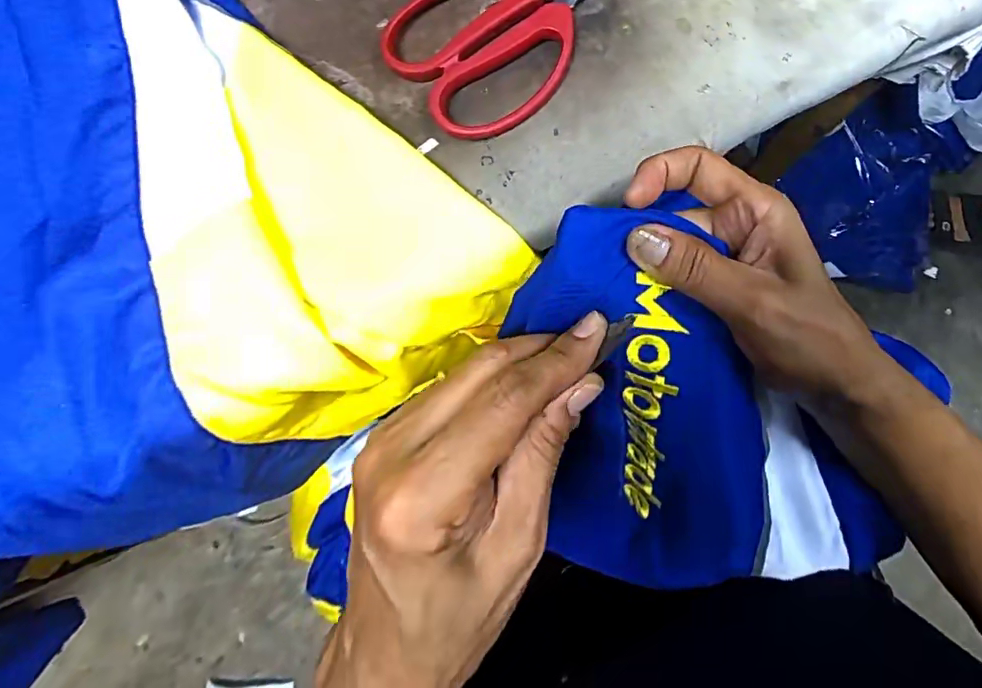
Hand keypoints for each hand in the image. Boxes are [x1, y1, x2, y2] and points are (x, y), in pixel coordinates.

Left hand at [314, 316, 609, 687]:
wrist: (383, 652)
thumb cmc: (459, 613)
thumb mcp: (519, 542)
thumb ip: (544, 454)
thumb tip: (583, 384)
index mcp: (424, 493)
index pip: (505, 401)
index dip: (558, 360)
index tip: (601, 329)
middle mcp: (391, 454)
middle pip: (484, 370)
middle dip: (546, 346)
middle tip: (595, 334)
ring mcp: (381, 440)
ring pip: (469, 367)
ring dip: (526, 353)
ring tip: (574, 353)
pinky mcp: (385, 435)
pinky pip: (455, 381)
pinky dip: (501, 370)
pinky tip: (534, 374)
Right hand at [622, 145, 893, 400]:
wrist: (837, 383)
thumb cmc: (808, 334)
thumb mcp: (752, 299)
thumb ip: (696, 268)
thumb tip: (634, 236)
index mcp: (757, 209)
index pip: (700, 167)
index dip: (659, 174)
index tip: (628, 207)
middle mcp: (741, 224)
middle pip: (680, 211)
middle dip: (643, 233)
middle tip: (604, 268)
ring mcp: (731, 256)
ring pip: (676, 247)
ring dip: (646, 267)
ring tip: (609, 292)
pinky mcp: (723, 287)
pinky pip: (682, 277)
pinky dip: (659, 289)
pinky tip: (634, 310)